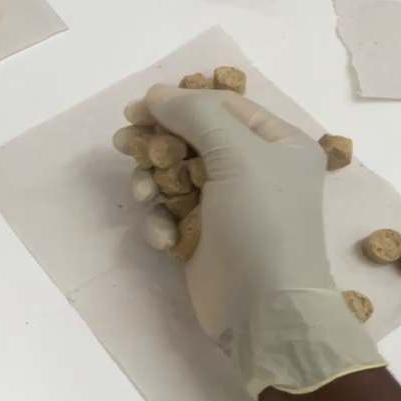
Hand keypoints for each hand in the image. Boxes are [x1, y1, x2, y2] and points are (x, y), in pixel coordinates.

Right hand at [144, 86, 383, 395]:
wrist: (264, 307)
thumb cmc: (261, 223)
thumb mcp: (237, 155)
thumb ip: (195, 115)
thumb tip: (154, 94)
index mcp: (275, 144)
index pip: (220, 107)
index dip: (176, 104)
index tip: (135, 110)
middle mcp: (252, 169)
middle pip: (189, 139)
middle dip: (155, 144)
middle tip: (124, 144)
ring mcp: (224, 204)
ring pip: (171, 175)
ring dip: (151, 182)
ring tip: (144, 196)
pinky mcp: (200, 235)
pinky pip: (169, 212)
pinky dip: (160, 221)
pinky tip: (165, 238)